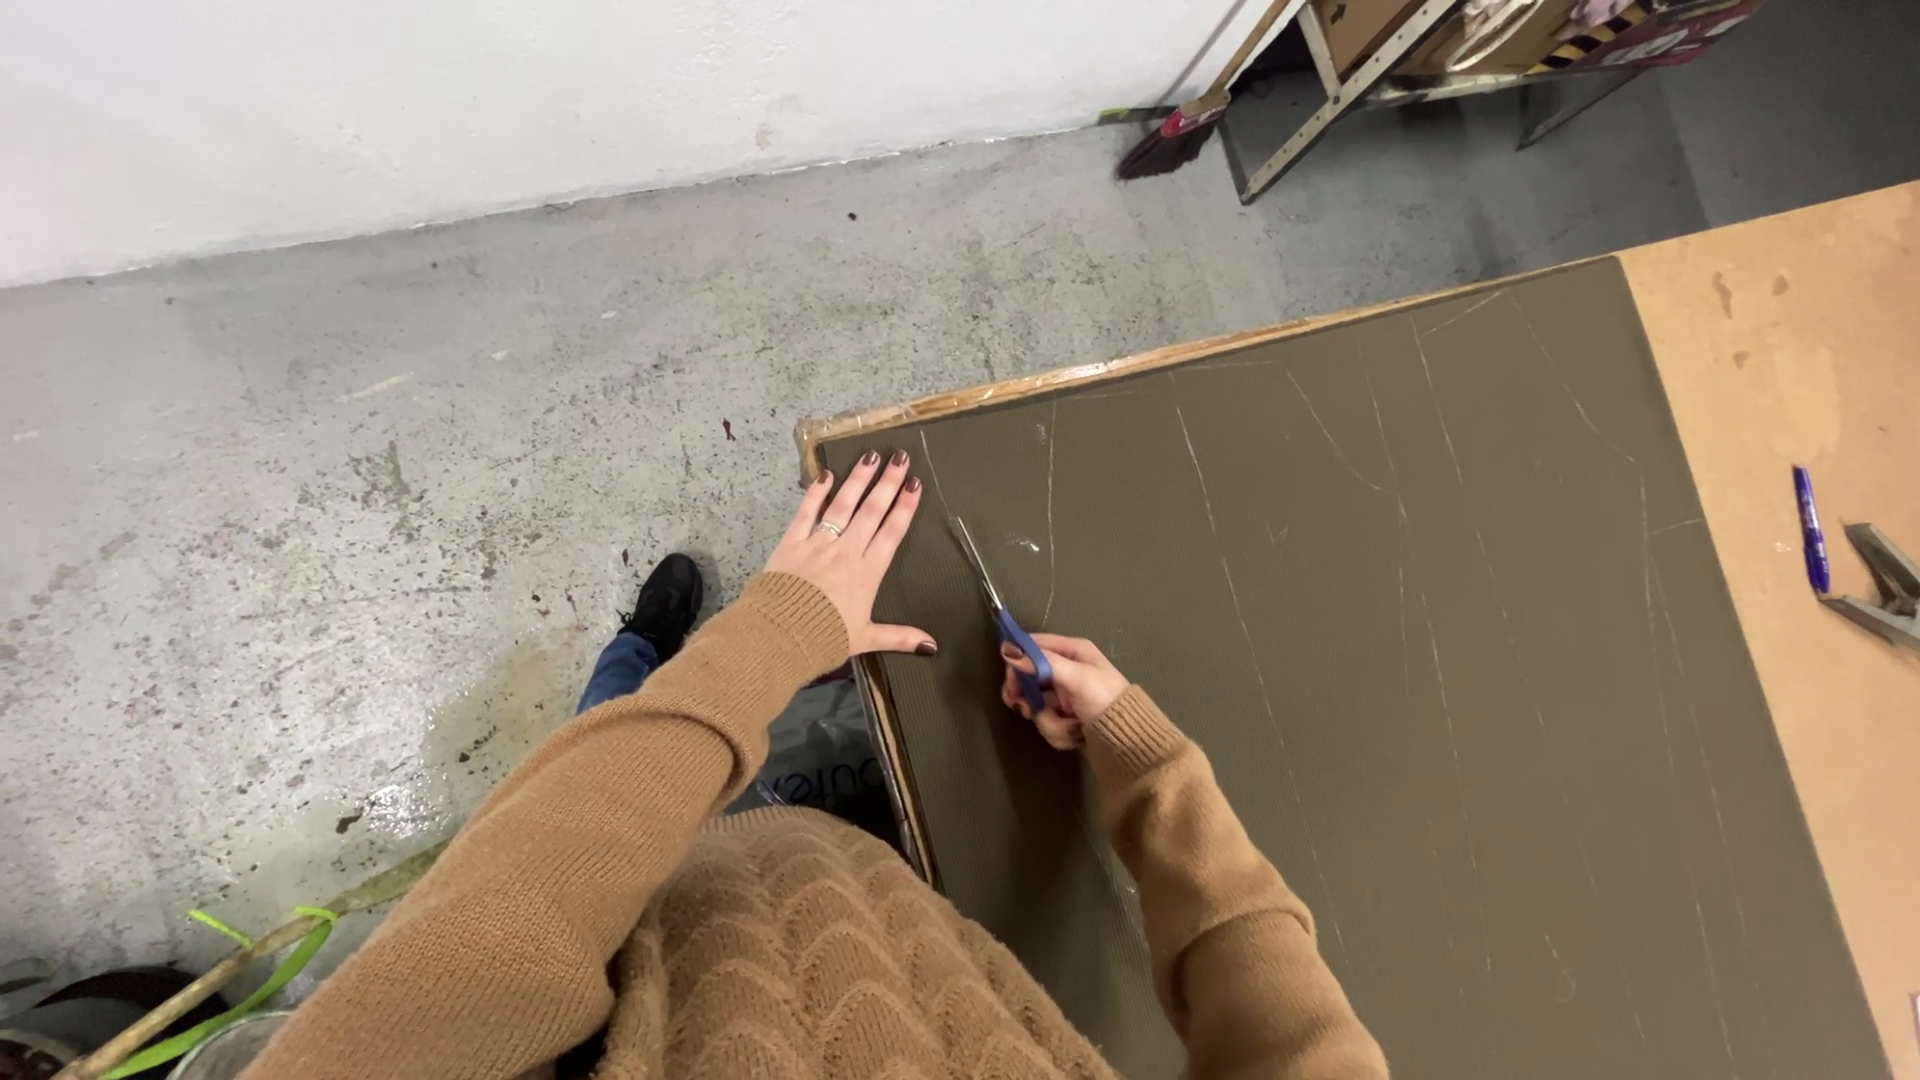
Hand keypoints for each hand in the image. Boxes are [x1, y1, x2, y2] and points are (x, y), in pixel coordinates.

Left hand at [765, 449, 935, 656]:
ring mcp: (819, 544)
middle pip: (871, 511)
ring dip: (858, 479)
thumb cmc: (824, 637)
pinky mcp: (792, 542)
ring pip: (842, 505)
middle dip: (887, 483)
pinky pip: (806, 512)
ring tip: (871, 456)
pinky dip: (816, 493)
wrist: (780, 636)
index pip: (891, 532)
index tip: (915, 484)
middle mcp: (846, 551)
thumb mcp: (865, 638)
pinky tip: (826, 474)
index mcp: (867, 572)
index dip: (905, 507)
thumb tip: (932, 647)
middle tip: (899, 458)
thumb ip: (899, 637)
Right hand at [1000, 633, 1130, 750]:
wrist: (1129, 740)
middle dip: (1029, 698)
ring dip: (1050, 720)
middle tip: (1025, 709)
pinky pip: (1047, 722)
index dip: (1018, 660)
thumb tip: (1008, 651)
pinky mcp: (1065, 716)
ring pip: (1037, 705)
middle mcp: (1066, 670)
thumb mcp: (1077, 678)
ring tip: (1070, 726)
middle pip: (1029, 677)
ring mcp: (1064, 695)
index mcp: (1072, 651)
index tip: (1010, 681)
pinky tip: (1075, 733)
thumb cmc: (1105, 700)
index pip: (1034, 645)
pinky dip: (1059, 731)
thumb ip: (1043, 664)